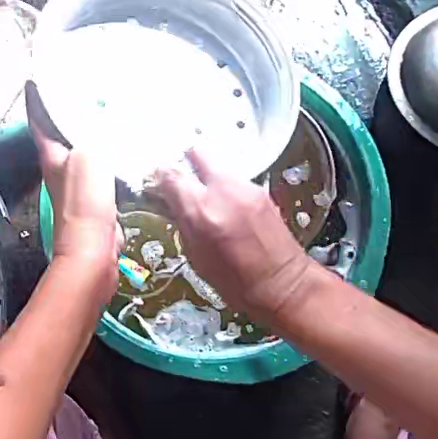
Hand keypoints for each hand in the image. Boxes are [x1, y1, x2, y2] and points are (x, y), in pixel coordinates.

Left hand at [28, 87, 120, 305]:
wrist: (93, 251)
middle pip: (64, 133)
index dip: (38, 98)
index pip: (41, 119)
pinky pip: (107, 169)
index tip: (37, 78)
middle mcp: (61, 167)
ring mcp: (79, 185)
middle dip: (73, 112)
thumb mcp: (88, 157)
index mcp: (52, 154)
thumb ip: (93, 136)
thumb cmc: (84, 203)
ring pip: (88, 150)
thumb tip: (101, 120)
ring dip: (98, 134)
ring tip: (112, 113)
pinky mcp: (98, 199)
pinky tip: (129, 148)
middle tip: (89, 89)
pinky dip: (115, 156)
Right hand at [151, 148, 317, 322]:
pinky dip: (226, 188)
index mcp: (200, 211)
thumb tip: (168, 201)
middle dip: (185, 161)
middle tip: (181, 178)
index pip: (170, 174)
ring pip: (217, 166)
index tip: (156, 179)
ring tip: (207, 199)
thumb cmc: (233, 281)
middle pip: (197, 153)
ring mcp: (245, 188)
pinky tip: (228, 207)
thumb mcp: (194, 254)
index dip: (159, 174)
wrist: (281, 285)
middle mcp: (222, 191)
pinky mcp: (260, 191)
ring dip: (207, 177)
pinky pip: (234, 180)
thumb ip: (181, 220)